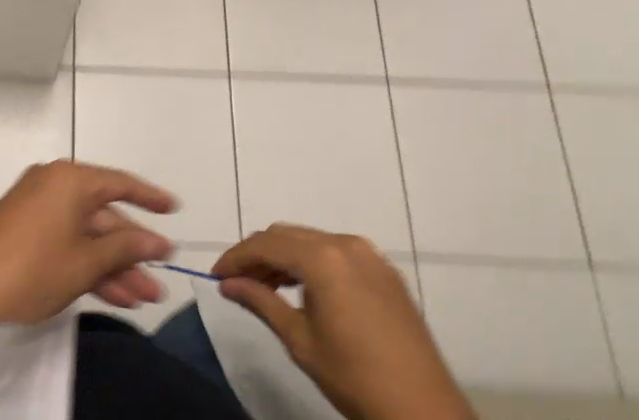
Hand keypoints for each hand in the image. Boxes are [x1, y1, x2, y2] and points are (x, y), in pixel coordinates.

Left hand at [0, 162, 176, 347]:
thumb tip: (157, 241)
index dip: (150, 198)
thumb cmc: (32, 268)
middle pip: (104, 217)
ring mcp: (38, 208)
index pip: (120, 183)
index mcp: (70, 180)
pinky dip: (88, 266)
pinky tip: (114, 296)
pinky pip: (67, 242)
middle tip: (159, 284)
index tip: (174, 209)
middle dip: (132, 253)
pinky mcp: (26, 231)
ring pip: (87, 235)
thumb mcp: (85, 262)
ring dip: (114, 267)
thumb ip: (125, 248)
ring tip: (143, 299)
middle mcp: (54, 185)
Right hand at [213, 224, 473, 419]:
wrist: (423, 409)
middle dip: (258, 255)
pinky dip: (313, 263)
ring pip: (312, 241)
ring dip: (284, 258)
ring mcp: (370, 255)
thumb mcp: (299, 340)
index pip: (265, 244)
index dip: (236, 258)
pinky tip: (303, 290)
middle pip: (287, 236)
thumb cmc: (354, 376)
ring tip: (265, 288)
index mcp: (323, 258)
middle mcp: (346, 244)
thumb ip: (261, 302)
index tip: (216, 276)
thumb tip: (227, 283)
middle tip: (237, 283)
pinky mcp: (386, 272)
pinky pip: (337, 253)